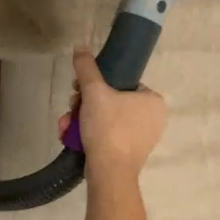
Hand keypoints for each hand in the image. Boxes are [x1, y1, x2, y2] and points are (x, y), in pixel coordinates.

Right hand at [57, 48, 165, 180]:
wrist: (109, 172)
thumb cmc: (108, 127)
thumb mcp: (94, 91)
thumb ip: (86, 67)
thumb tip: (79, 47)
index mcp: (153, 100)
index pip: (122, 82)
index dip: (96, 83)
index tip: (78, 89)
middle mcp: (153, 118)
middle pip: (110, 101)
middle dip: (83, 105)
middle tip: (71, 108)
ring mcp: (141, 138)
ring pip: (104, 118)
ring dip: (81, 119)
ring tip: (66, 126)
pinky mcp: (128, 153)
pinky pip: (106, 135)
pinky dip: (88, 134)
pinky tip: (71, 137)